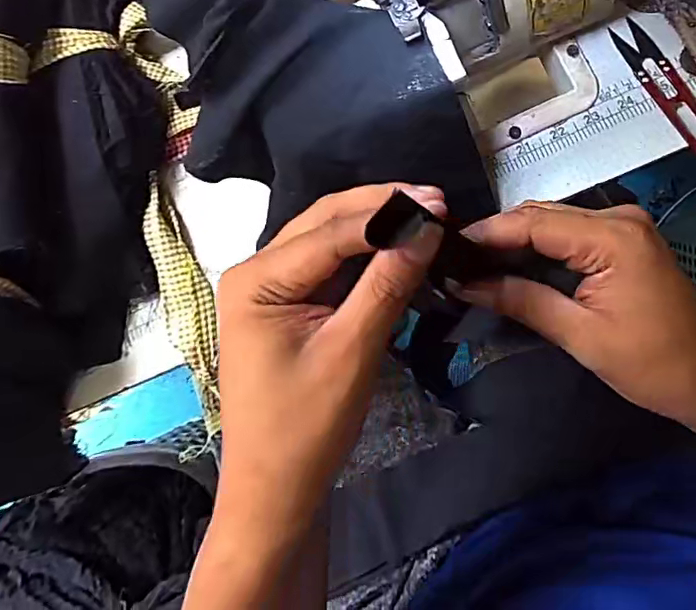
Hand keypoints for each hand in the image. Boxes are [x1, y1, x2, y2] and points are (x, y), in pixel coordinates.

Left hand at [211, 183, 443, 533]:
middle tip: (435, 201)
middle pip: (326, 221)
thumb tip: (426, 227)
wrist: (276, 494)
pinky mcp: (291, 301)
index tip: (439, 204)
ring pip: (331, 236)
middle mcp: (257, 270)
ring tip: (425, 214)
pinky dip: (368, 251)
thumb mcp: (352, 352)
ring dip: (377, 224)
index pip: (330, 232)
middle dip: (381, 207)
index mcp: (256, 279)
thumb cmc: (305, 429)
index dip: (386, 214)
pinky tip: (400, 243)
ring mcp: (272, 284)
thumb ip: (387, 284)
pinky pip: (333, 262)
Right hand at [456, 202, 695, 439]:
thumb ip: (524, 301)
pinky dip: (541, 245)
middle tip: (457, 257)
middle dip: (500, 234)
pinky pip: (571, 232)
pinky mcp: (625, 238)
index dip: (490, 233)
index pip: (535, 222)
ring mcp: (624, 224)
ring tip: (477, 259)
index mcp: (613, 236)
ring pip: (554, 220)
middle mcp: (618, 217)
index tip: (450, 247)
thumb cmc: (655, 365)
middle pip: (543, 215)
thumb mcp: (583, 336)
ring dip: (518, 238)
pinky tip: (515, 260)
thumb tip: (468, 284)